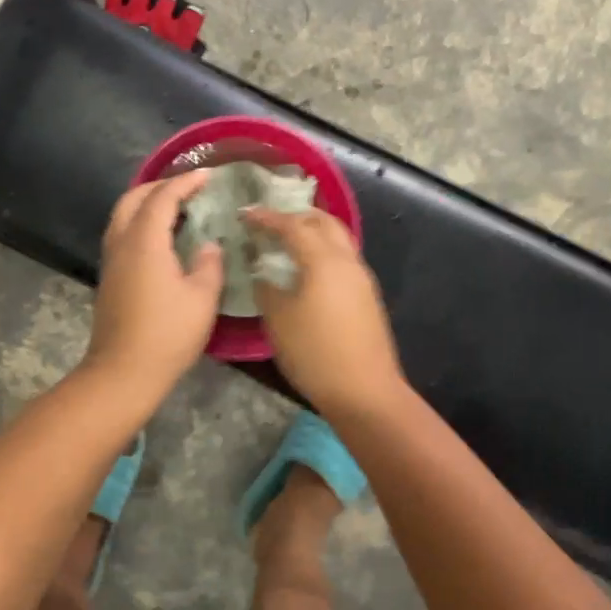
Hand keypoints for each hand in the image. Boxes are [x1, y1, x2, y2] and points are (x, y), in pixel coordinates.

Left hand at [84, 171, 224, 394]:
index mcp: (144, 240)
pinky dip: (140, 222)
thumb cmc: (167, 334)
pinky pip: (122, 233)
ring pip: (123, 215)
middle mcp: (121, 242)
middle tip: (189, 187)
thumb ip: (208, 264)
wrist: (122, 372)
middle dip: (160, 186)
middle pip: (134, 198)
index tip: (207, 175)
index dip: (185, 182)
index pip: (162, 197)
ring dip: (147, 203)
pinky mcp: (109, 276)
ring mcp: (111, 259)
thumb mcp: (201, 299)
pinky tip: (162, 238)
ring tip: (177, 208)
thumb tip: (209, 245)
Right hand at [244, 207, 404, 415]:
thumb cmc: (315, 353)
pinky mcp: (367, 297)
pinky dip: (322, 253)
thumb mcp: (278, 319)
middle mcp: (347, 261)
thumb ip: (266, 287)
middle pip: (323, 222)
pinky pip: (342, 259)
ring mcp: (361, 279)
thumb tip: (262, 272)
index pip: (292, 225)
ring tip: (285, 243)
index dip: (265, 217)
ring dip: (311, 233)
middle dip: (295, 216)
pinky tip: (305, 271)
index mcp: (323, 259)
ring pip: (337, 239)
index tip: (243, 214)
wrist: (366, 394)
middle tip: (269, 222)